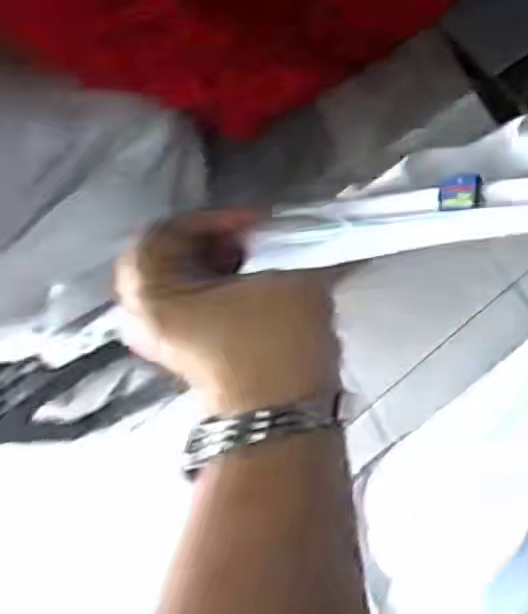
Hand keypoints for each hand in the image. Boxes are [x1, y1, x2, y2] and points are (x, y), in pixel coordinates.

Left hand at [115, 212, 341, 413]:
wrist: (284, 396)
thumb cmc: (276, 334)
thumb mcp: (286, 277)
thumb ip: (283, 248)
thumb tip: (293, 230)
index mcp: (153, 296)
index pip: (163, 236)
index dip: (214, 218)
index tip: (263, 219)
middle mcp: (149, 312)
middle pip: (173, 255)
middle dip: (224, 237)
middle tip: (268, 233)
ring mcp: (173, 329)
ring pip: (194, 275)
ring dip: (236, 257)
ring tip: (278, 253)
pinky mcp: (201, 339)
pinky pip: (210, 295)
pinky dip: (241, 277)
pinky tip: (278, 276)